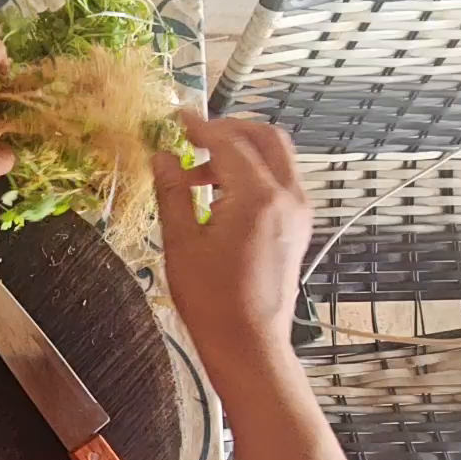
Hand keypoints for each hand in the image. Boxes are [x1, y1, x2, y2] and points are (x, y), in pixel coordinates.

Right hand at [152, 113, 310, 376]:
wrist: (247, 341)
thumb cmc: (209, 297)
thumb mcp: (181, 242)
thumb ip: (172, 192)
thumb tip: (162, 156)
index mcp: (258, 198)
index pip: (231, 143)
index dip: (201, 127)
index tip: (176, 118)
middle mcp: (288, 197)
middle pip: (267, 138)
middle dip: (230, 129)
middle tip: (193, 136)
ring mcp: (298, 211)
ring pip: (275, 158)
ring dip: (238, 152)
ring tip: (195, 175)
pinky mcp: (296, 226)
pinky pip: (278, 181)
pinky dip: (249, 173)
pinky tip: (216, 196)